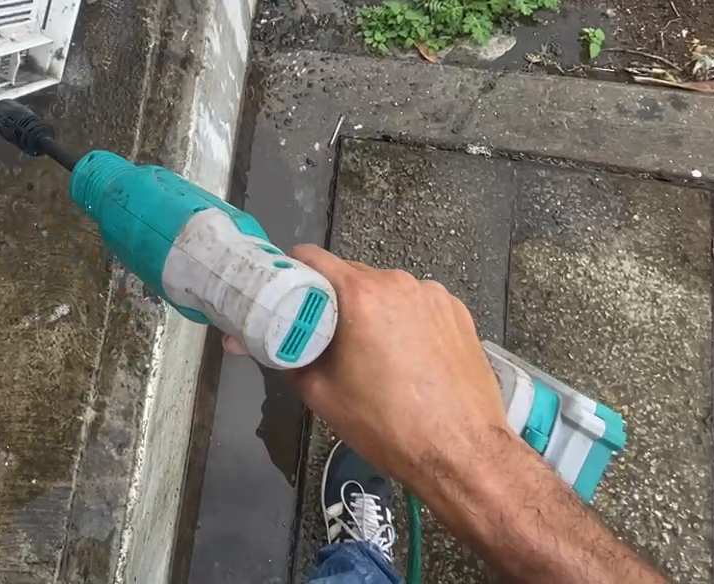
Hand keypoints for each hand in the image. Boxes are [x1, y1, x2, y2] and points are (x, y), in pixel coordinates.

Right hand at [284, 246, 518, 497]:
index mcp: (359, 294)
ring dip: (371, 308)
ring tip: (372, 351)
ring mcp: (432, 295)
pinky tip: (408, 354)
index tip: (287, 295)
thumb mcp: (319, 393)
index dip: (292, 272)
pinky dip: (405, 318)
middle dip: (333, 297)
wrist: (465, 457)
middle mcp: (396, 283)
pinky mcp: (457, 312)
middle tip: (325, 334)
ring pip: (383, 288)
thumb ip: (282, 356)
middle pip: (348, 273)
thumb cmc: (389, 426)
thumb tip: (248, 343)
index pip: (310, 256)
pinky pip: (416, 302)